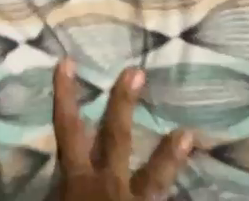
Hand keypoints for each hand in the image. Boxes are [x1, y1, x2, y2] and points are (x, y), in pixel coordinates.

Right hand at [53, 62, 194, 200]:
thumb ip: (57, 193)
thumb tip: (54, 184)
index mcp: (77, 179)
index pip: (68, 129)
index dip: (66, 94)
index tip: (67, 62)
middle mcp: (109, 185)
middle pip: (117, 137)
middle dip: (124, 103)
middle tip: (137, 71)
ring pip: (156, 178)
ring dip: (170, 155)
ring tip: (188, 134)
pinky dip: (176, 195)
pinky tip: (195, 198)